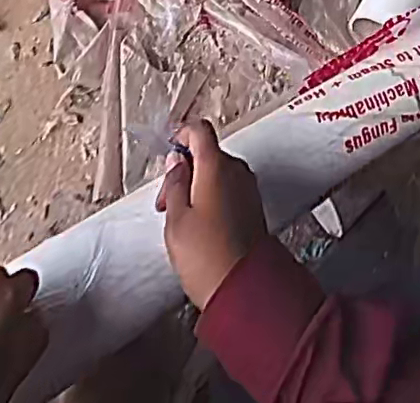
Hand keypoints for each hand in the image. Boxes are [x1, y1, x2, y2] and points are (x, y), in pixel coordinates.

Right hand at [154, 119, 268, 307]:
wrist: (244, 289)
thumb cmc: (207, 257)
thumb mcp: (176, 219)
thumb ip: (174, 183)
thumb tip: (177, 162)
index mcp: (216, 166)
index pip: (200, 130)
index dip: (181, 135)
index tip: (169, 150)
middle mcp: (236, 170)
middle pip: (207, 152)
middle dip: (185, 169)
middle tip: (167, 200)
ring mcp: (247, 187)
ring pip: (217, 170)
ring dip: (198, 184)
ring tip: (181, 219)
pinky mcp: (252, 205)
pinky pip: (229, 187)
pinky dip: (212, 195)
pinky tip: (200, 225)